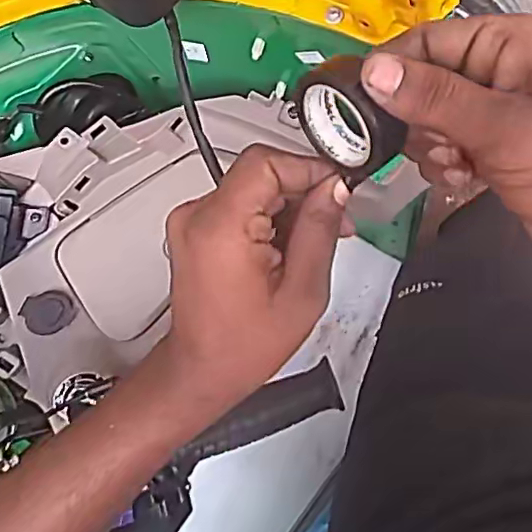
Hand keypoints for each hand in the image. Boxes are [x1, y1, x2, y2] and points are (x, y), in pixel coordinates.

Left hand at [157, 145, 351, 410]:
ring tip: (314, 240)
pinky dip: (272, 215)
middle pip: (262, 171)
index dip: (310, 169)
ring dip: (291, 204)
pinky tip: (291, 244)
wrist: (203, 368)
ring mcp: (193, 220)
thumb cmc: (242, 345)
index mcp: (220, 227)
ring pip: (255, 185)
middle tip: (336, 217)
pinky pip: (242, 202)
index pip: (267, 163)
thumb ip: (320, 230)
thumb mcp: (303, 291)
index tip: (337, 186)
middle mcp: (198, 216)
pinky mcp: (197, 227)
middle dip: (306, 189)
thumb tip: (335, 188)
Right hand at [363, 16, 531, 257]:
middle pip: (422, 82)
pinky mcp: (485, 145)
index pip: (428, 40)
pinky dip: (445, 165)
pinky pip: (441, 146)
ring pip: (426, 119)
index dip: (395, 70)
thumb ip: (434, 99)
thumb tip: (373, 71)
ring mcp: (489, 110)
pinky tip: (467, 179)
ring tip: (461, 165)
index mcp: (506, 43)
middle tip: (442, 145)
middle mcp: (494, 69)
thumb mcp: (502, 127)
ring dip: (433, 148)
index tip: (366, 102)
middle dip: (421, 120)